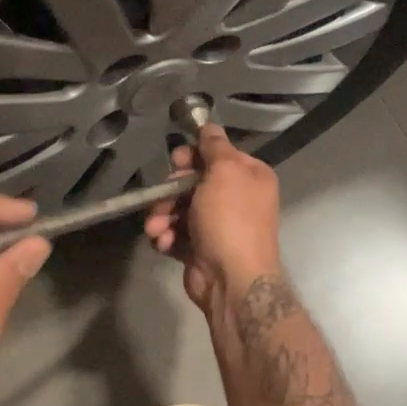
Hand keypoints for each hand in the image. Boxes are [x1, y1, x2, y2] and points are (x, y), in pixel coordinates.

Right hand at [145, 124, 283, 308]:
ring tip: (156, 229)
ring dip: (162, 216)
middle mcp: (236, 199)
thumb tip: (209, 126)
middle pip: (192, 182)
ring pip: (178, 209)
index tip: (176, 162)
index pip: (217, 154)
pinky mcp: (200, 249)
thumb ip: (215, 146)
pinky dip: (166, 237)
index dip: (193, 156)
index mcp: (250, 177)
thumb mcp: (225, 172)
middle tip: (162, 200)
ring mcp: (218, 225)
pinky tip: (164, 244)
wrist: (232, 280)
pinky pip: (175, 234)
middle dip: (170, 191)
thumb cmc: (231, 220)